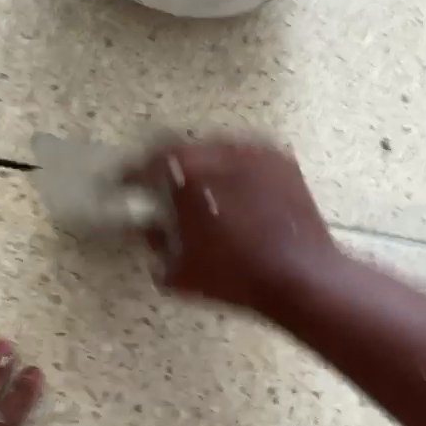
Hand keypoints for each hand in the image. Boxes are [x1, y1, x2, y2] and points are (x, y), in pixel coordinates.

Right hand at [126, 139, 337, 310]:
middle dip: (166, 167)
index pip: (145, 162)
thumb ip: (154, 243)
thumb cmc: (234, 276)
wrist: (301, 277)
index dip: (130, 174)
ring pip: (215, 148)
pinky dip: (232, 169)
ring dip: (201, 165)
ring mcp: (254, 151)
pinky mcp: (281, 160)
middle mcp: (218, 151)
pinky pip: (245, 156)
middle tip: (159, 185)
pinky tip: (232, 191)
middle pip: (180, 148)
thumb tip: (146, 230)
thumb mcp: (179, 270)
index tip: (123, 184)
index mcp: (185, 174)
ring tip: (197, 188)